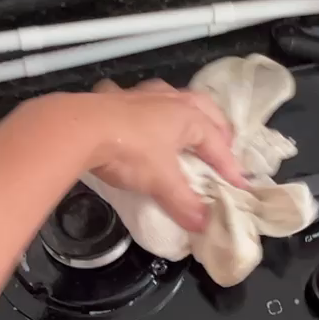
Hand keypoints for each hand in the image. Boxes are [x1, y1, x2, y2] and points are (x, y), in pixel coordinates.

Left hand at [42, 80, 244, 231]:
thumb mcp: (161, 182)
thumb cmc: (130, 152)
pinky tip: (137, 113)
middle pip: (202, 107)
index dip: (229, 166)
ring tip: (187, 124)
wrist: (79, 129)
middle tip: (223, 143)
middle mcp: (168, 100)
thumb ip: (183, 202)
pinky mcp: (113, 97)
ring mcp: (140, 95)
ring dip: (183, 109)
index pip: (217, 143)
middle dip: (216, 125)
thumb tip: (202, 224)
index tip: (239, 185)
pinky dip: (142, 106)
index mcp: (188, 116)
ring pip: (171, 95)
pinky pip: (135, 98)